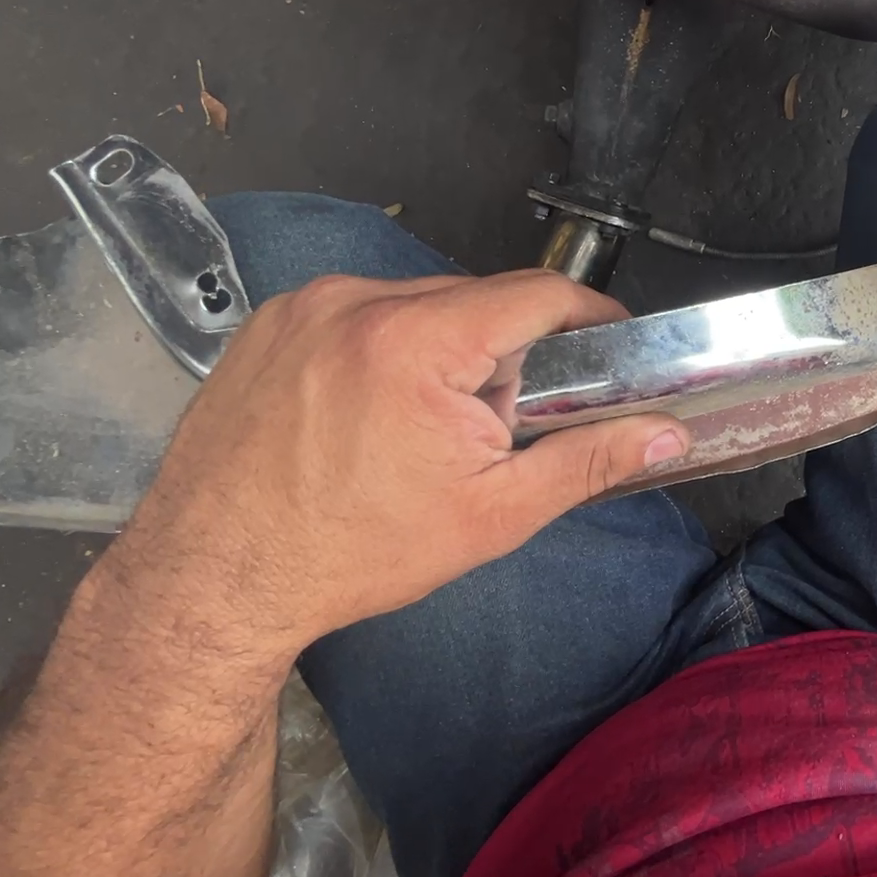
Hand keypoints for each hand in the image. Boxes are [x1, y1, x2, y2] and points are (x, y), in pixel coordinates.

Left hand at [105, 270, 690, 654]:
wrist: (210, 585)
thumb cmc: (357, 551)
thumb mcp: (497, 512)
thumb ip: (591, 460)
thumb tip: (666, 434)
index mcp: (418, 342)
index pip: (539, 292)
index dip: (589, 312)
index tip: (611, 339)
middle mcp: (357, 304)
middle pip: (484, 294)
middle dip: (521, 342)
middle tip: (523, 406)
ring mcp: (308, 306)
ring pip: (429, 299)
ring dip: (462, 341)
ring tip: (452, 412)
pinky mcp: (276, 320)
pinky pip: (374, 309)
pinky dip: (406, 340)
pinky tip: (393, 401)